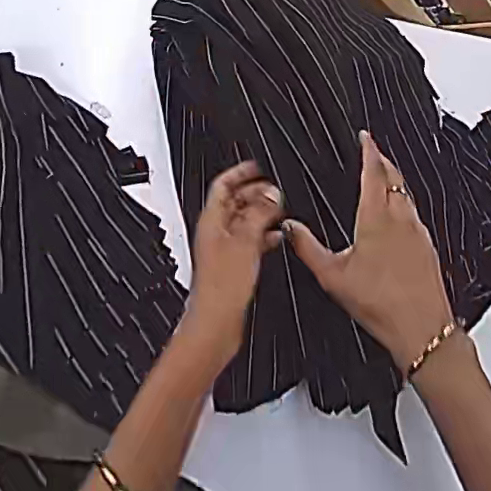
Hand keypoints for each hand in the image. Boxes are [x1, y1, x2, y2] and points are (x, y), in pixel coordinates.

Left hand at [180, 161, 286, 367]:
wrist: (215, 324)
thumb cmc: (222, 288)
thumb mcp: (246, 241)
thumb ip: (259, 214)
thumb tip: (270, 193)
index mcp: (211, 221)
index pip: (223, 185)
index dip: (239, 172)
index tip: (254, 166)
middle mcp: (214, 233)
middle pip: (233, 201)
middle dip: (254, 192)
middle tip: (274, 189)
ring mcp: (223, 250)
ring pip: (242, 221)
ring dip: (260, 213)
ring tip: (279, 209)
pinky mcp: (232, 266)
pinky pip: (247, 241)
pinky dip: (261, 235)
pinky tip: (275, 238)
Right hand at [285, 131, 454, 371]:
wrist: (422, 330)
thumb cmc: (381, 304)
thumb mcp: (332, 275)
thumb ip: (307, 248)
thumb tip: (291, 228)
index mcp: (376, 218)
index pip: (374, 171)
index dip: (369, 150)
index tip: (365, 137)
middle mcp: (401, 219)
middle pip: (394, 176)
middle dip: (382, 160)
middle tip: (372, 152)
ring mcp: (418, 232)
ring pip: (406, 194)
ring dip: (394, 180)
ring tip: (382, 179)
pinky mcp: (428, 246)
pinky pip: (415, 214)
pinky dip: (403, 204)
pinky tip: (396, 218)